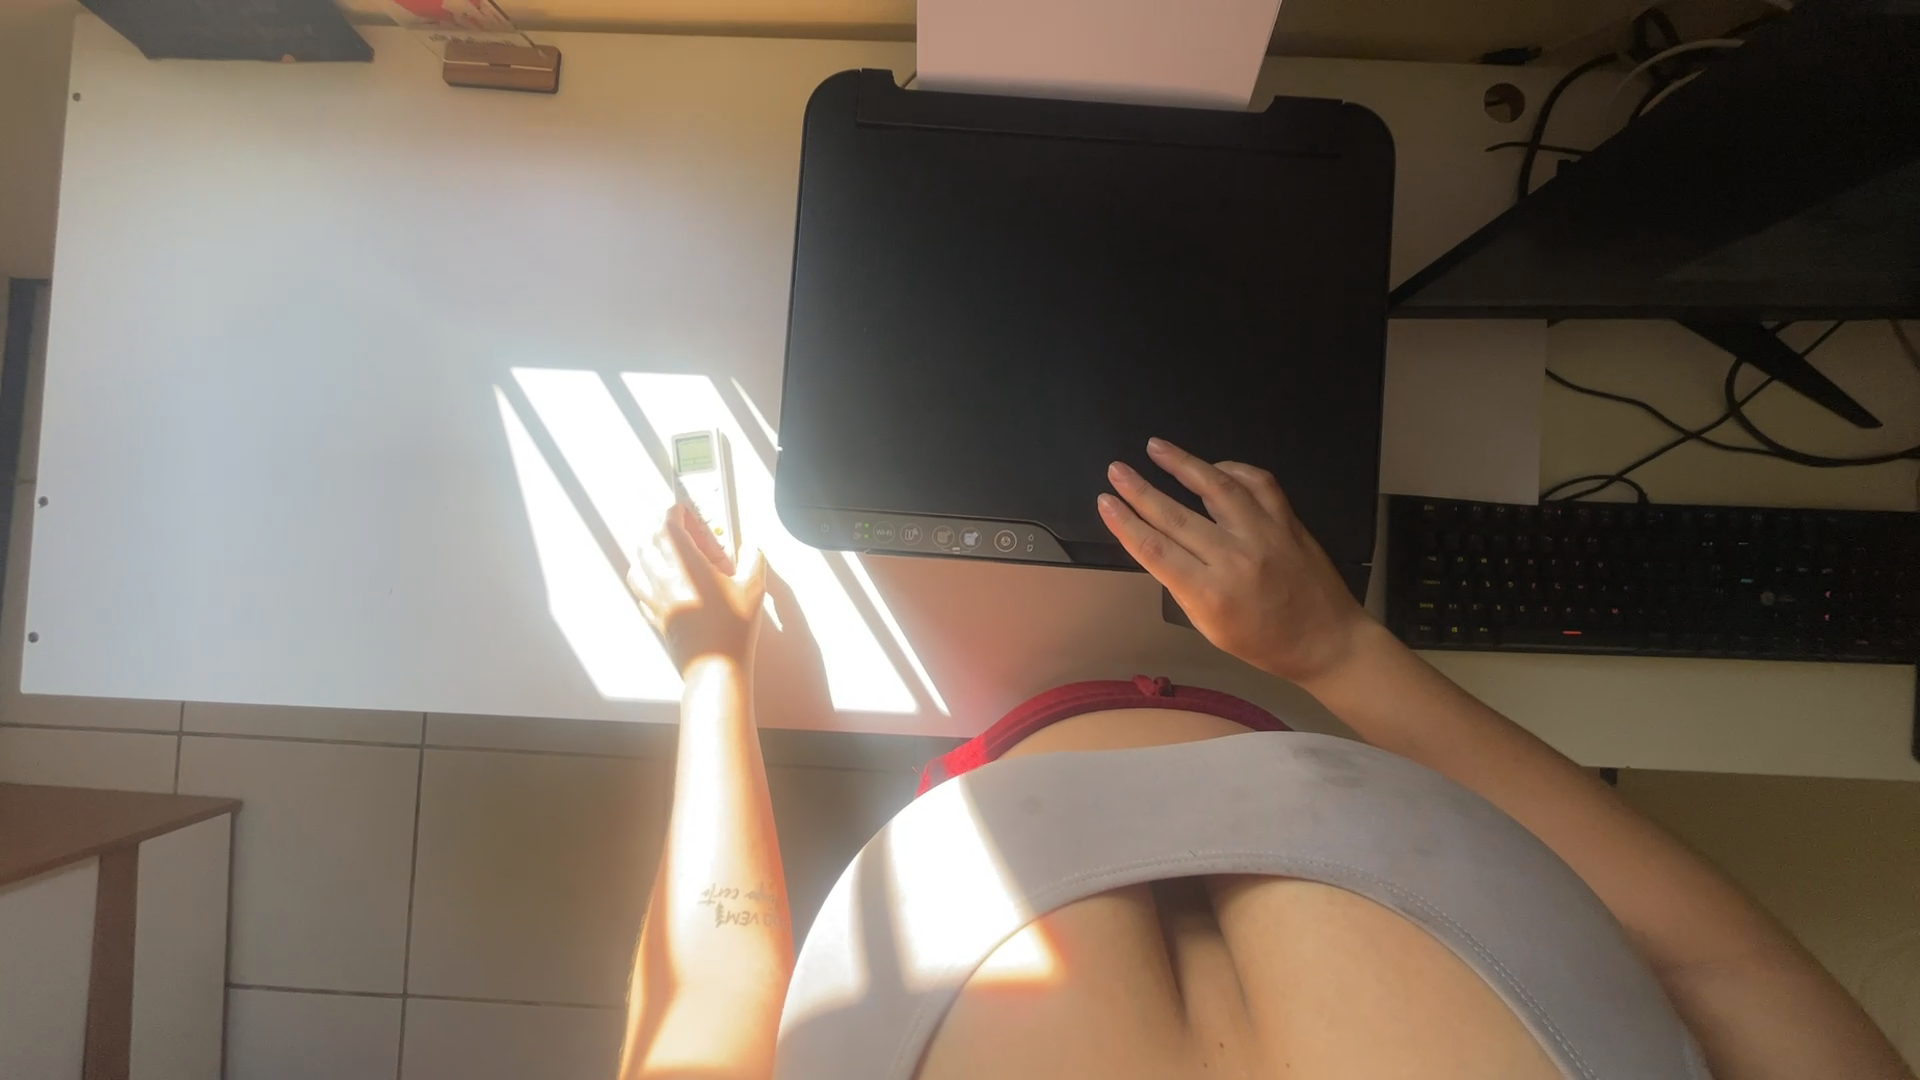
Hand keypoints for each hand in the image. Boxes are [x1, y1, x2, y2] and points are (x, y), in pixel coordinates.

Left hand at [628, 503, 767, 673]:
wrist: (715, 666)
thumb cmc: (733, 628)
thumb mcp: (753, 587)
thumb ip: (753, 560)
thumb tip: (752, 548)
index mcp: (687, 566)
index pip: (668, 526)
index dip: (675, 513)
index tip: (684, 510)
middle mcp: (664, 578)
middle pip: (650, 540)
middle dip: (663, 528)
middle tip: (684, 531)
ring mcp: (654, 598)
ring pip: (638, 562)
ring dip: (650, 549)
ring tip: (670, 552)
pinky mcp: (653, 615)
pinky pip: (639, 587)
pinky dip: (645, 575)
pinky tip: (662, 580)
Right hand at [1098, 437, 1369, 685]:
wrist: (1328, 641)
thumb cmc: (1263, 642)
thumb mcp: (1208, 626)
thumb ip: (1182, 584)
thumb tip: (1158, 545)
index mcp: (1211, 593)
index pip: (1155, 550)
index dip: (1125, 523)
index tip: (1106, 503)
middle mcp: (1236, 558)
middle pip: (1176, 515)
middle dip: (1139, 489)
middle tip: (1117, 470)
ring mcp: (1265, 534)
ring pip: (1216, 487)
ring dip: (1182, 463)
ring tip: (1156, 447)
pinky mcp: (1288, 521)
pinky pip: (1258, 482)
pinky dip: (1233, 468)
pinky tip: (1214, 464)